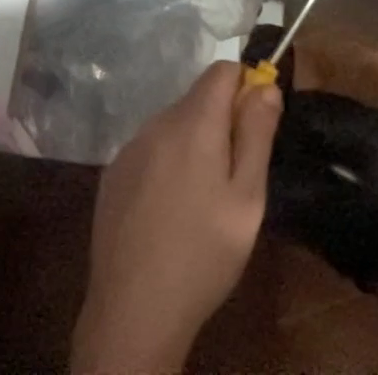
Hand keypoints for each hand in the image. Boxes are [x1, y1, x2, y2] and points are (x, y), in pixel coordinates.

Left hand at [72, 62, 282, 372]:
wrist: (134, 308)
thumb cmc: (204, 253)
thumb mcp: (246, 198)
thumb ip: (256, 135)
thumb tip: (265, 86)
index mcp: (192, 124)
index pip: (222, 70)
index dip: (246, 86)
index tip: (257, 126)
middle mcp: (155, 124)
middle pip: (197, 99)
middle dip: (222, 121)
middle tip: (236, 176)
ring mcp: (128, 149)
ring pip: (173, 125)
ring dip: (194, 143)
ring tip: (203, 200)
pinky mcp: (112, 175)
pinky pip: (150, 150)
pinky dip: (168, 163)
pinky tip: (170, 210)